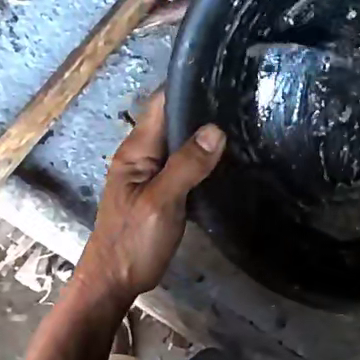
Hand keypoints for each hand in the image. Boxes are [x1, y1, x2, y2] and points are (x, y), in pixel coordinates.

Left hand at [74, 93, 225, 306]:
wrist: (113, 282)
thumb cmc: (132, 242)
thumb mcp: (161, 203)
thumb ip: (186, 166)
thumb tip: (216, 130)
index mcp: (136, 150)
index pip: (162, 104)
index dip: (188, 87)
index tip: (224, 77)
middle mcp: (142, 156)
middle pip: (173, 121)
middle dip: (203, 110)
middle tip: (245, 102)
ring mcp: (150, 175)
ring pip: (180, 145)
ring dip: (204, 136)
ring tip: (244, 125)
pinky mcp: (161, 193)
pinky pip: (183, 167)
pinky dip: (202, 161)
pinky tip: (226, 162)